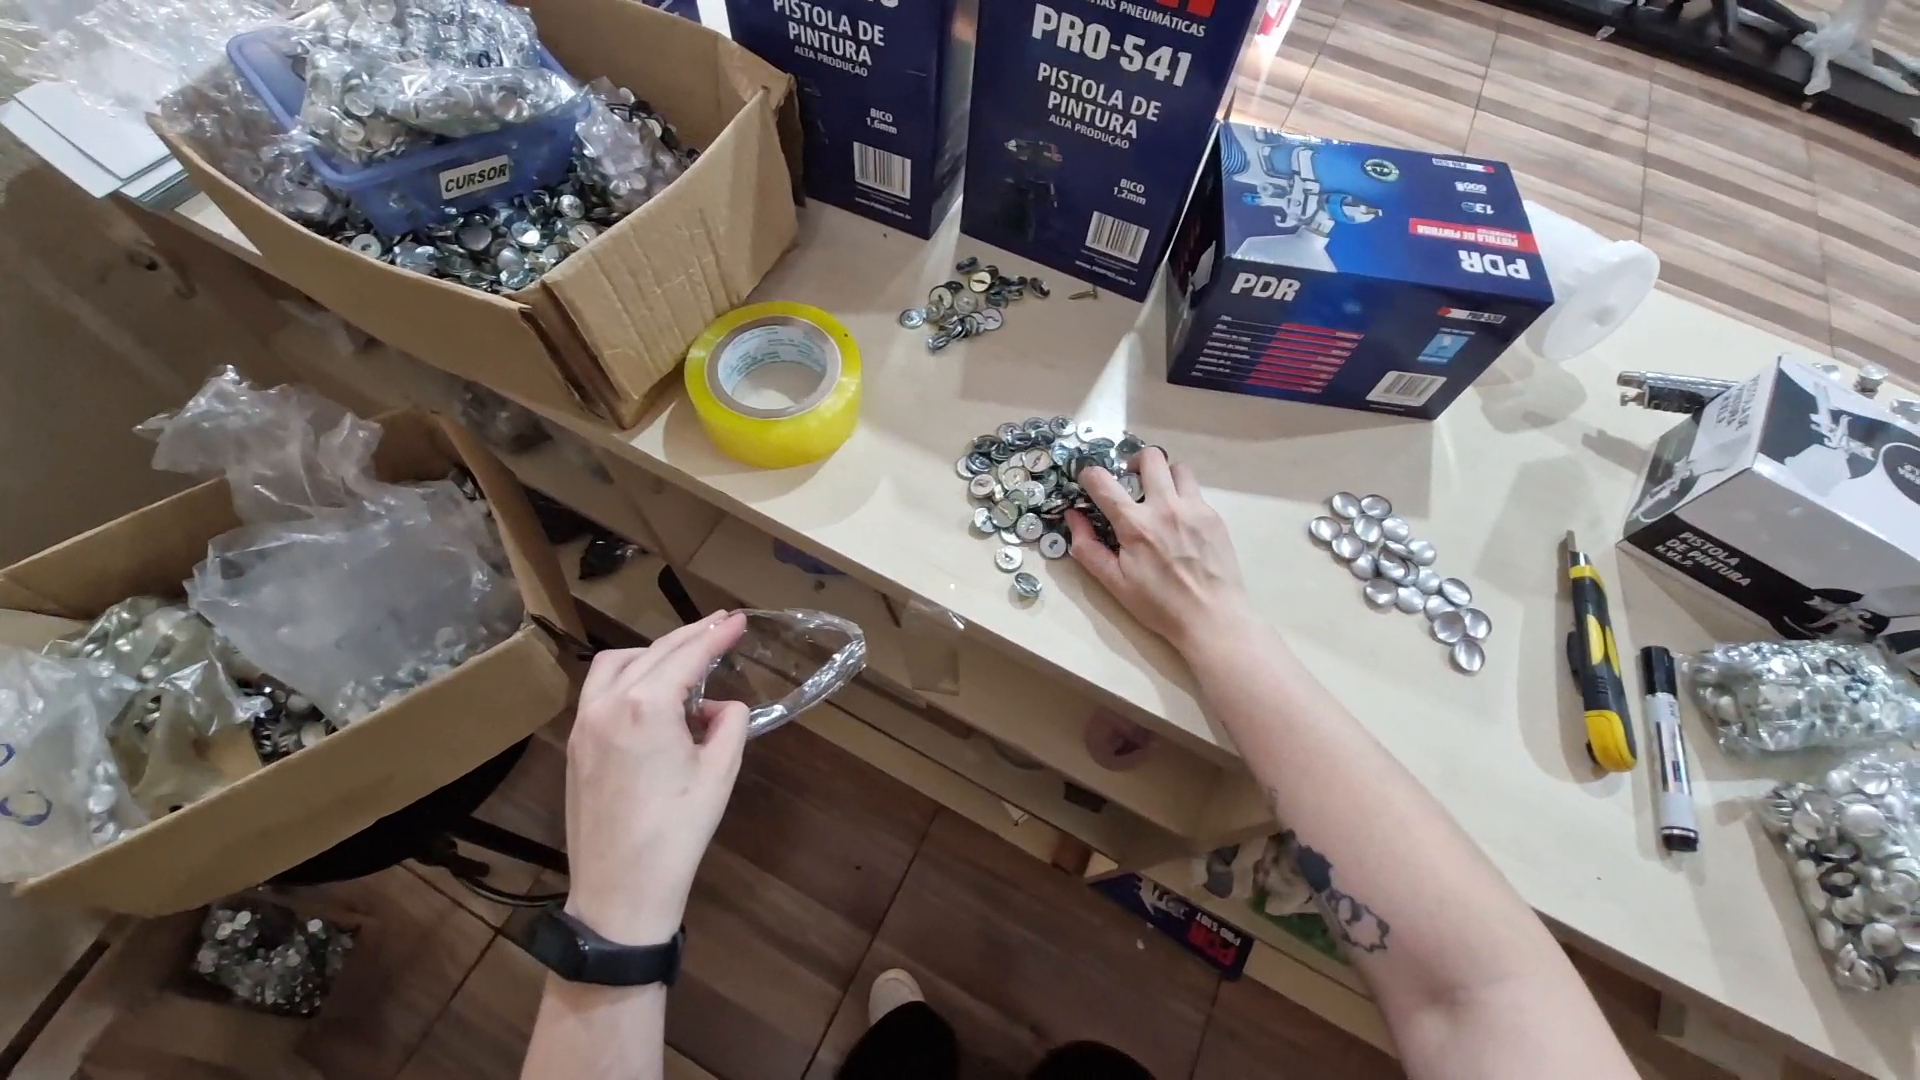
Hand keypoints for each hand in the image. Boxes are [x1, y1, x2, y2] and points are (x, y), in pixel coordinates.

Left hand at [562, 611, 749, 944]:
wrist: (621, 891)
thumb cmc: (678, 831)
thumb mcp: (720, 772)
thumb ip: (728, 723)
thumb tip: (721, 706)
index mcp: (646, 708)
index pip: (688, 655)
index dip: (717, 635)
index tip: (740, 619)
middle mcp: (607, 705)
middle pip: (654, 652)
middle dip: (691, 636)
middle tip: (722, 624)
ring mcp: (584, 724)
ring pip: (617, 664)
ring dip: (653, 652)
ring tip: (686, 658)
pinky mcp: (575, 745)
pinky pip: (600, 690)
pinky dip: (629, 676)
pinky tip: (653, 693)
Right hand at [1067, 448, 1251, 652]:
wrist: (1211, 619)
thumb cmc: (1158, 605)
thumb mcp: (1113, 583)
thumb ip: (1087, 547)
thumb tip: (1073, 517)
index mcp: (1136, 525)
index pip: (1103, 481)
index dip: (1089, 475)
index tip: (1088, 481)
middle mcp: (1165, 507)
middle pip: (1150, 457)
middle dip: (1133, 463)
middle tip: (1129, 482)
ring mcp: (1194, 509)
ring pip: (1178, 468)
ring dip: (1163, 475)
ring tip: (1158, 496)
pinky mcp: (1214, 517)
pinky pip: (1195, 492)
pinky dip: (1182, 497)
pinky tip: (1179, 522)